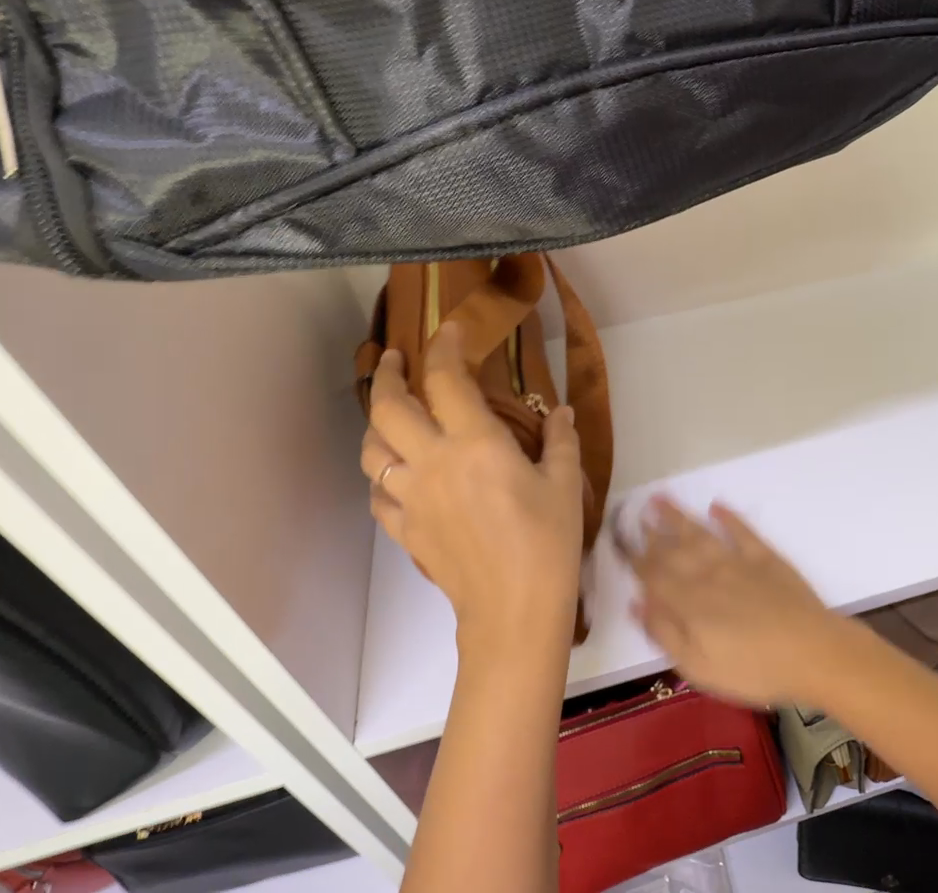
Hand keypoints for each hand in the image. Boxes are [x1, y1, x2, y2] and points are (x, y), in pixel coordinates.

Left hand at [362, 322, 584, 649]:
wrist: (514, 608)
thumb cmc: (547, 542)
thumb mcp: (565, 484)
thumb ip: (560, 441)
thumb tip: (559, 413)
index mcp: (475, 442)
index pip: (445, 378)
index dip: (443, 346)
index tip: (447, 329)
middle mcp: (433, 462)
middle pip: (388, 407)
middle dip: (389, 376)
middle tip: (397, 360)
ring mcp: (412, 498)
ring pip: (372, 450)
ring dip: (376, 425)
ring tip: (390, 415)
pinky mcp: (405, 530)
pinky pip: (378, 494)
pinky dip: (382, 476)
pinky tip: (397, 474)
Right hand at [622, 497, 857, 706]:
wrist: (814, 653)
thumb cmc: (753, 671)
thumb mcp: (699, 667)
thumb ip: (666, 634)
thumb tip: (637, 603)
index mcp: (689, 603)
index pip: (653, 576)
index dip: (634, 559)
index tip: (618, 541)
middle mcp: (708, 575)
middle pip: (674, 550)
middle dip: (651, 533)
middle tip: (632, 514)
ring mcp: (739, 563)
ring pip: (701, 535)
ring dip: (679, 517)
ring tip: (659, 499)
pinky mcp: (767, 559)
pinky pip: (743, 532)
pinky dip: (729, 518)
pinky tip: (716, 507)